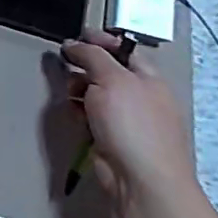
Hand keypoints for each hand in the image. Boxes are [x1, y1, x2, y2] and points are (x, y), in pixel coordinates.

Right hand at [62, 30, 197, 212]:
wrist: (141, 180)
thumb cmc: (133, 126)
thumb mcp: (112, 79)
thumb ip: (92, 56)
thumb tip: (75, 45)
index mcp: (150, 79)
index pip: (125, 49)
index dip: (102, 40)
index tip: (78, 36)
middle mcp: (141, 97)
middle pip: (107, 71)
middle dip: (84, 67)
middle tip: (67, 65)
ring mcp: (128, 120)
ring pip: (96, 94)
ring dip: (79, 90)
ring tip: (71, 95)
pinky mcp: (113, 138)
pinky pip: (92, 116)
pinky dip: (81, 112)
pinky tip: (75, 116)